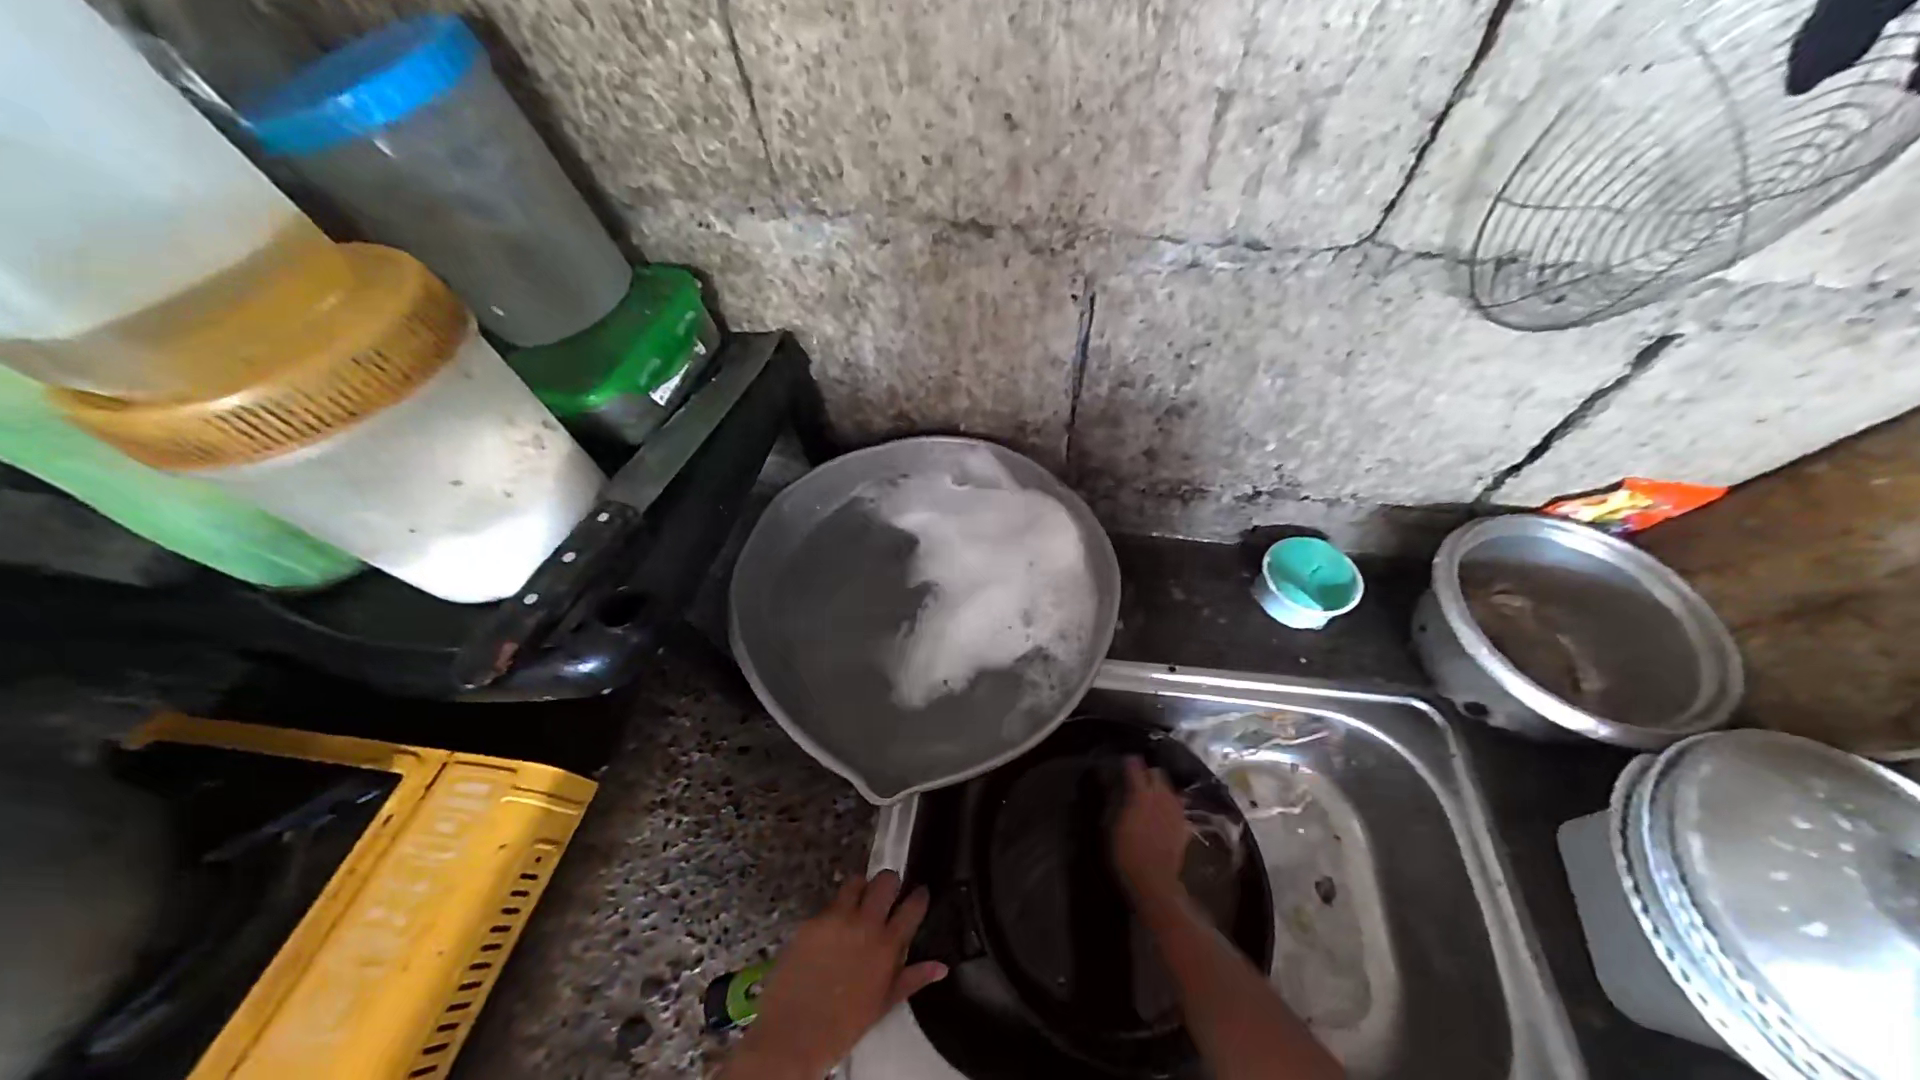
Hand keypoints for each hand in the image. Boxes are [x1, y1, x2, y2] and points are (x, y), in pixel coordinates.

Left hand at [721, 870, 946, 1078]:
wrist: (794, 1034)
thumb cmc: (845, 1025)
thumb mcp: (884, 1003)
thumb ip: (913, 979)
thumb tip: (941, 967)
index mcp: (887, 946)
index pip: (912, 906)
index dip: (919, 896)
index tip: (920, 893)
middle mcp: (864, 924)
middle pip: (885, 881)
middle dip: (890, 883)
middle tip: (888, 894)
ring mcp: (836, 919)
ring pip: (856, 882)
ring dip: (862, 888)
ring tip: (860, 903)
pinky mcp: (812, 921)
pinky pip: (830, 904)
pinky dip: (836, 910)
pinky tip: (833, 928)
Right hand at [1112, 756, 1192, 903]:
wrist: (1154, 882)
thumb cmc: (1125, 853)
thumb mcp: (1110, 824)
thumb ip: (1114, 799)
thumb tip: (1112, 782)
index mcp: (1140, 794)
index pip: (1135, 767)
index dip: (1128, 762)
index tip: (1122, 760)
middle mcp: (1161, 797)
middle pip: (1157, 773)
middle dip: (1147, 772)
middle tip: (1136, 778)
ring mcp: (1176, 811)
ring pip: (1171, 788)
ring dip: (1161, 787)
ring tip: (1151, 793)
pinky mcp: (1184, 825)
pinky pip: (1179, 806)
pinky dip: (1171, 804)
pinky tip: (1164, 811)